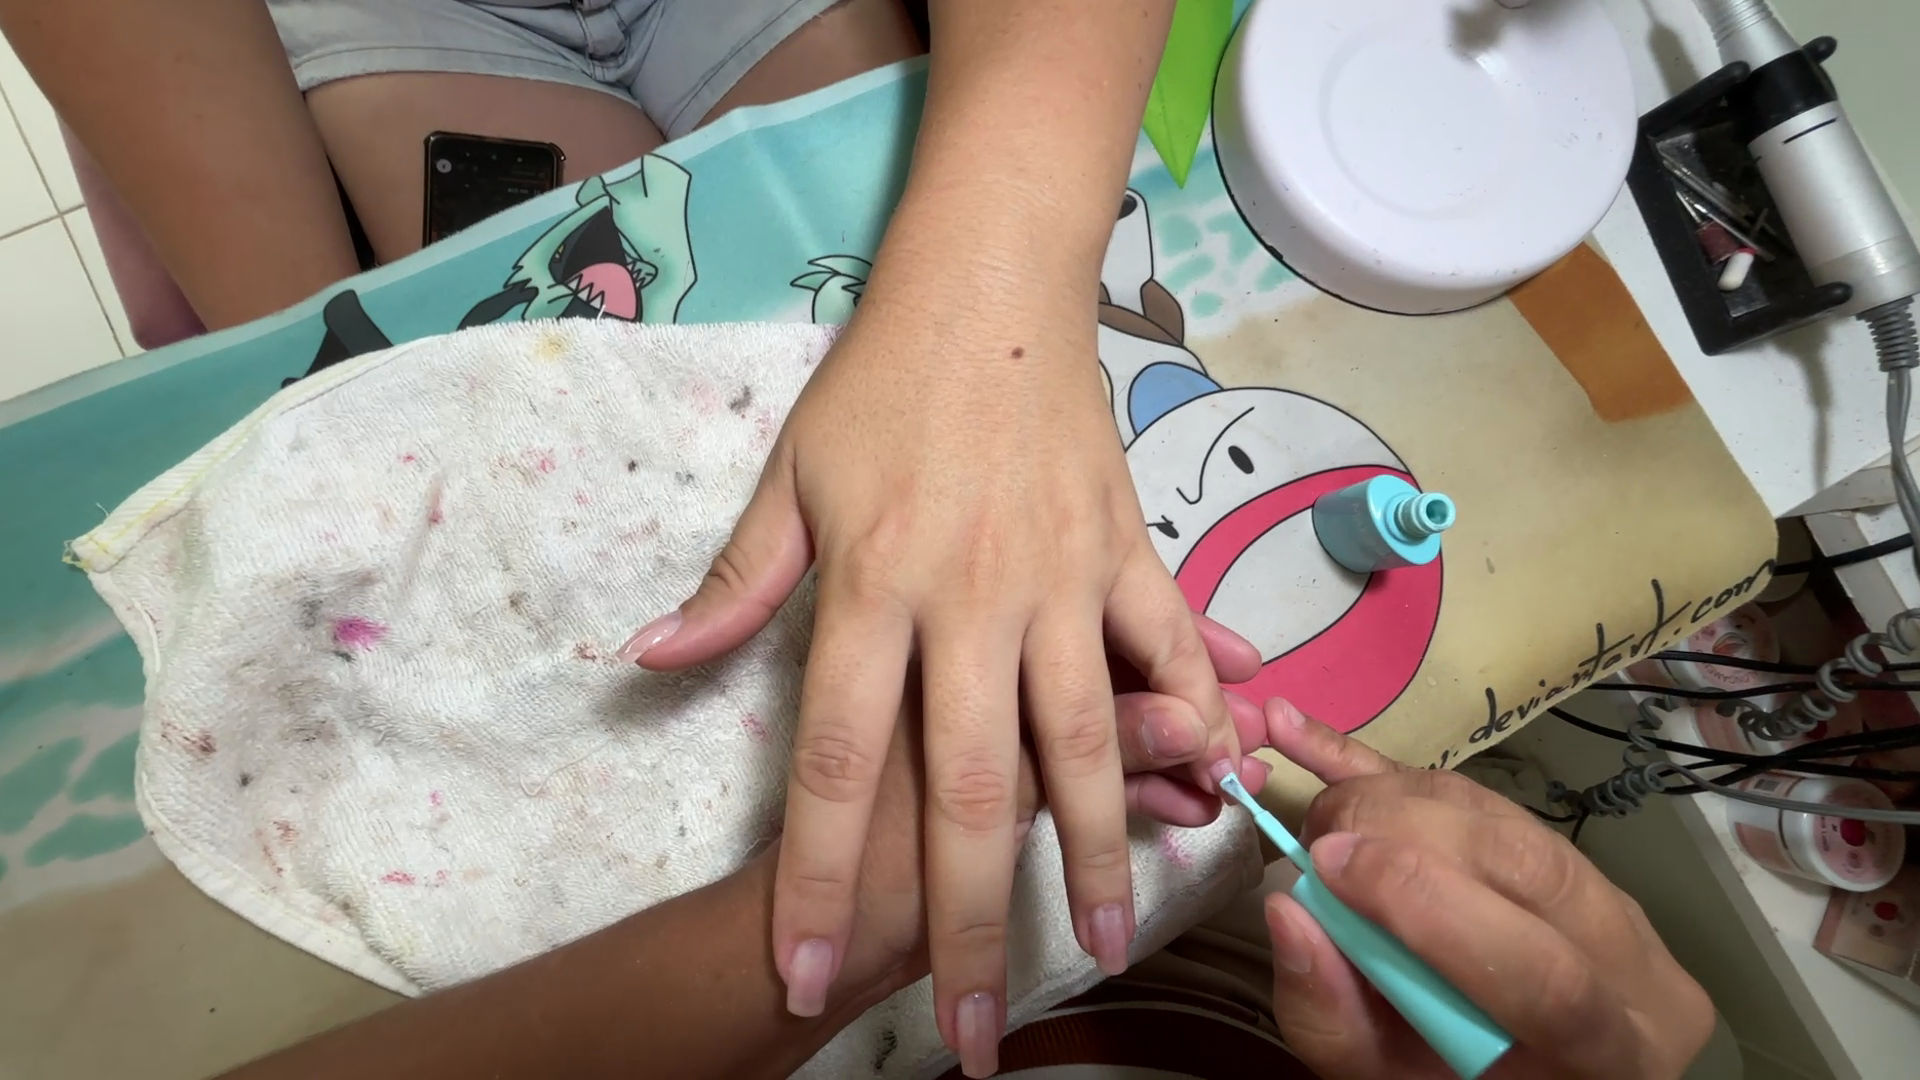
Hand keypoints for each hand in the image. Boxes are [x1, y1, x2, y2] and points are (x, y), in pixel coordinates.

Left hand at [622, 271, 1244, 1065]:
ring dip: (1096, 848)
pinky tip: (1210, 783)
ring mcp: (1061, 575)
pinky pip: (1165, 642)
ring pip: (1084, 736)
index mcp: (876, 584)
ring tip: (1107, 944)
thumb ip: (738, 578)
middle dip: (965, 920)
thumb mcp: (793, 474)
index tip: (800, 978)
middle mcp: (972, 598)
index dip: (817, 877)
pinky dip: (1192, 712)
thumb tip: (651, 654)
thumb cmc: (882, 384)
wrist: (989, 295)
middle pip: (968, 784)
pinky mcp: (1125, 546)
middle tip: (966, 1034)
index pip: (838, 758)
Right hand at [1258, 700, 1713, 1079]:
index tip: (1324, 863)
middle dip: (1397, 830)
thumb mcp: (1372, 1073)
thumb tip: (1287, 908)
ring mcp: (1592, 881)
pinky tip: (1294, 728)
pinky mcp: (1528, 829)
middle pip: (1520, 860)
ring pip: (1486, 806)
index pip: (1545, 975)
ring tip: (1320, 820)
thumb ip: (1328, 1011)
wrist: (1493, 1054)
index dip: (1425, 904)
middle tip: (1318, 838)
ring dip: (1385, 795)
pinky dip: (1363, 757)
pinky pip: (1450, 781)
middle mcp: (1627, 956)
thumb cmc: (1435, 1074)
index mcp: (1608, 1053)